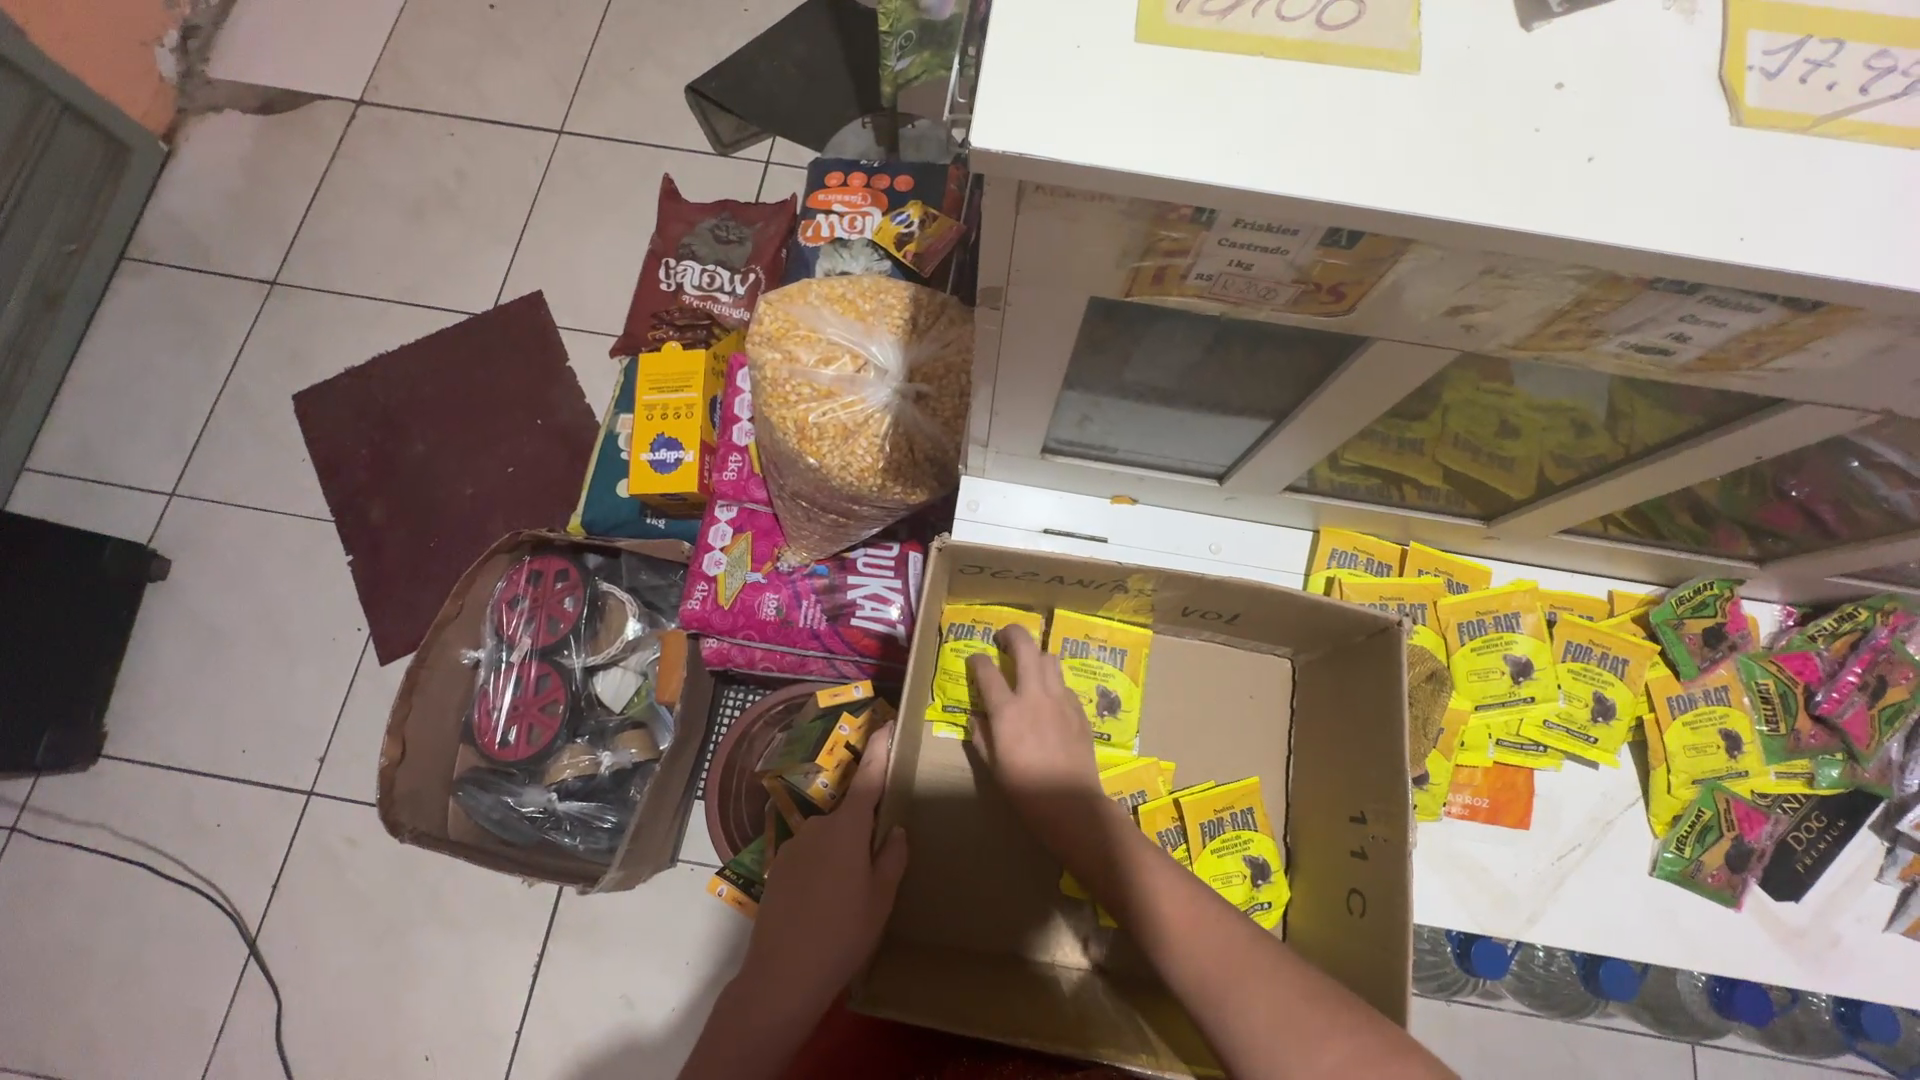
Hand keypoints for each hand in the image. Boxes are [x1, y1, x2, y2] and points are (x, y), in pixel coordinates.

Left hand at [739, 723, 908, 1007]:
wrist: (782, 975)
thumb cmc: (843, 933)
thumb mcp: (881, 898)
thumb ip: (891, 857)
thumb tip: (894, 829)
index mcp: (847, 828)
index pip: (869, 778)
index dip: (879, 749)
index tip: (886, 722)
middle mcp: (817, 826)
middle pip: (849, 815)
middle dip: (864, 830)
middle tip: (878, 867)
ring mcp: (793, 846)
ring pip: (829, 839)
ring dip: (842, 855)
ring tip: (850, 897)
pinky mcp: (777, 868)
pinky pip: (810, 857)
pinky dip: (823, 870)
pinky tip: (825, 905)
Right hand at [967, 626, 1110, 855]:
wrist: (1071, 802)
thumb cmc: (1025, 789)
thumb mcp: (992, 765)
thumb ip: (982, 735)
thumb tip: (976, 716)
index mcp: (1007, 710)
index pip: (986, 670)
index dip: (977, 660)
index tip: (974, 660)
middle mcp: (1034, 695)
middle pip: (1025, 646)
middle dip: (1011, 634)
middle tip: (1003, 638)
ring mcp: (1060, 699)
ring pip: (1049, 658)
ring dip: (1035, 654)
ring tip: (1028, 664)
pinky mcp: (1078, 708)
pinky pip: (1063, 683)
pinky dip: (1051, 681)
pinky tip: (1048, 697)